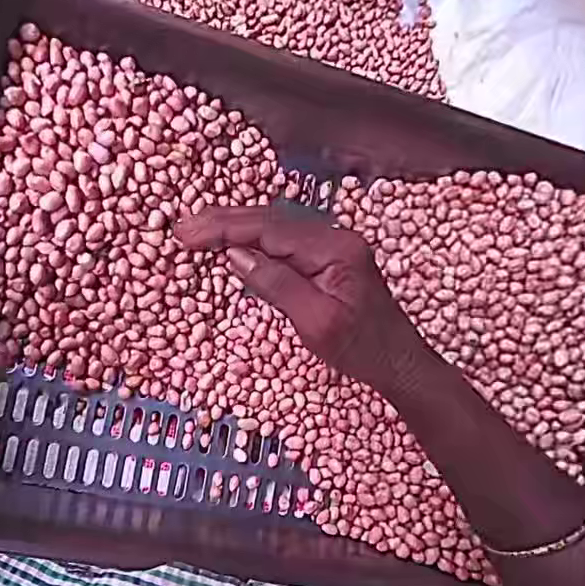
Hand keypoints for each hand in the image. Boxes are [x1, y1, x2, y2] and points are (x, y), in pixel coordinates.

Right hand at [174, 203, 425, 389]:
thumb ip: (276, 285)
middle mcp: (334, 239)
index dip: (224, 229)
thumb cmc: (364, 351)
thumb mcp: (316, 323)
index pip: (268, 230)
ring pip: (274, 230)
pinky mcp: (327, 262)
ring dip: (234, 229)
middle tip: (184, 228)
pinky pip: (283, 245)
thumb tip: (235, 256)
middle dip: (223, 222)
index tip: (189, 233)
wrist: (400, 364)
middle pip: (269, 221)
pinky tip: (233, 245)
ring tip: (198, 232)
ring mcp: (332, 248)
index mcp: (334, 249)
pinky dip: (252, 243)